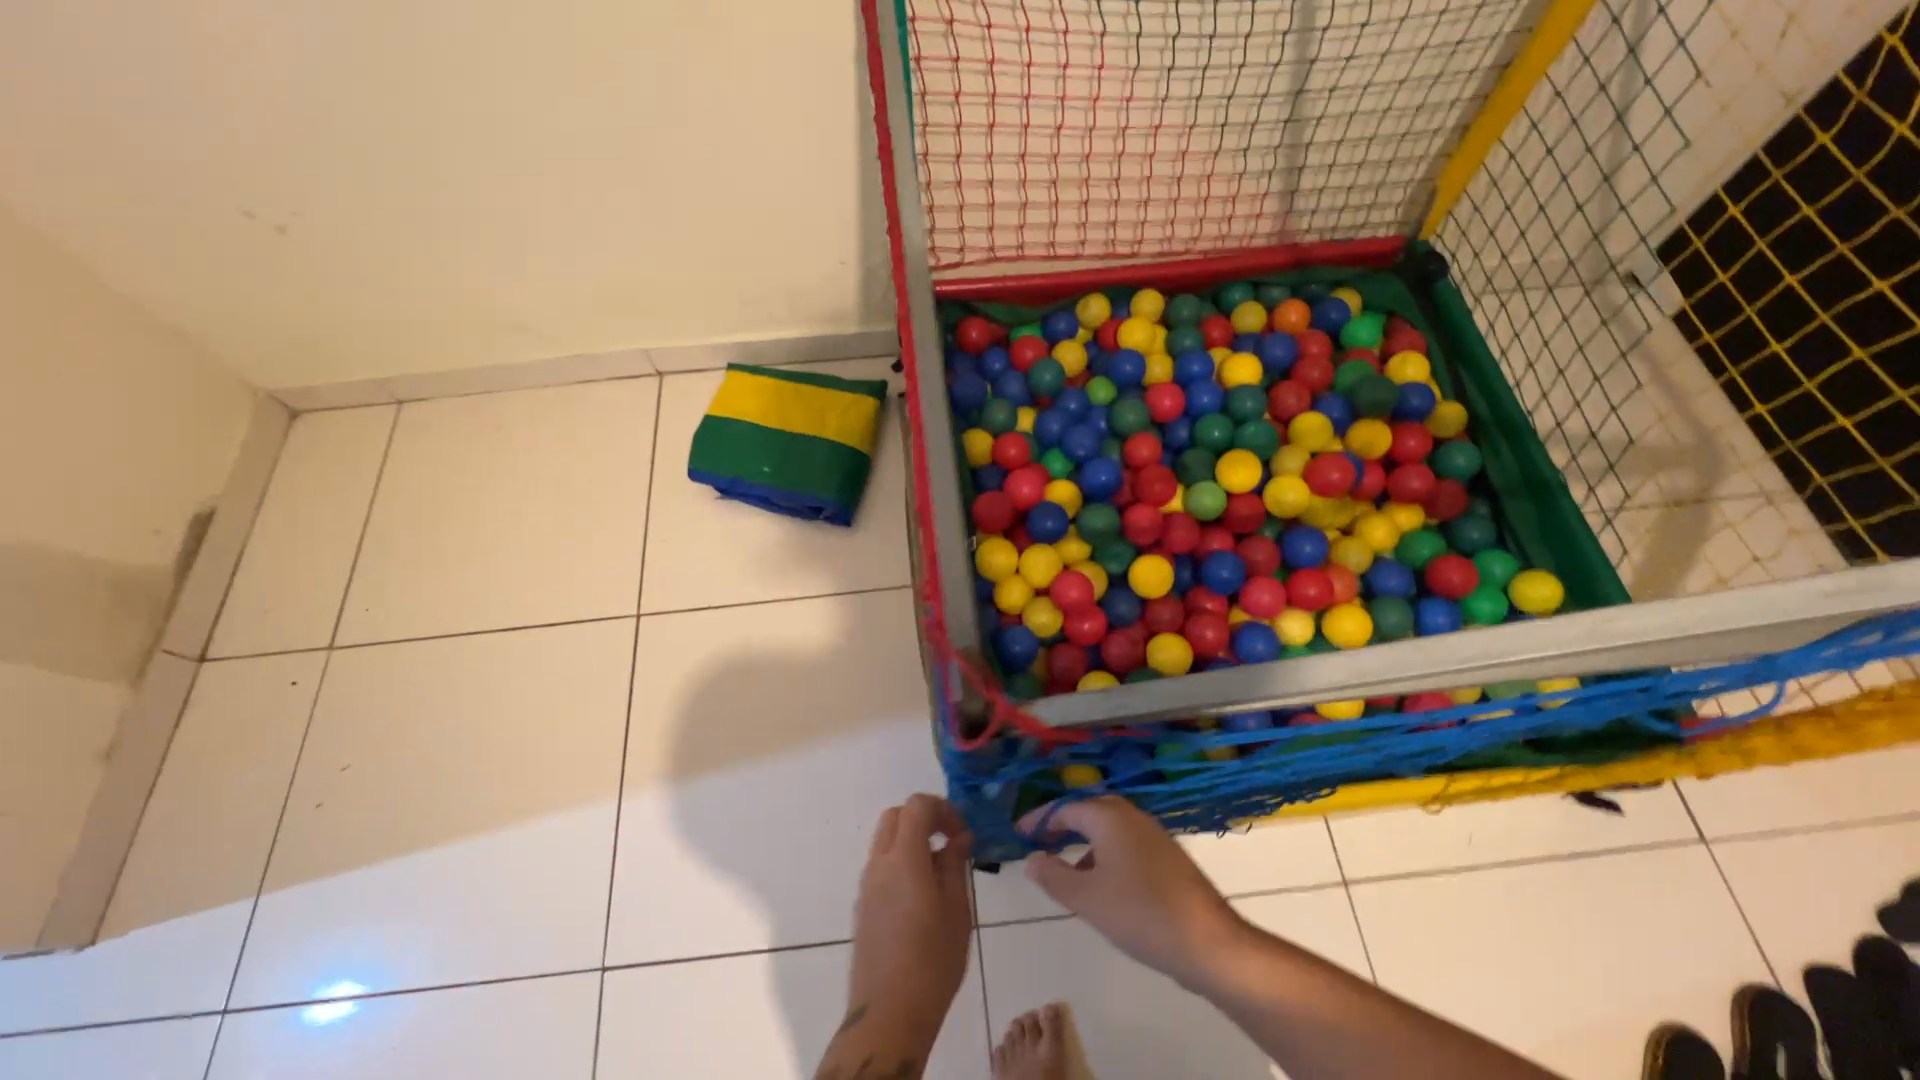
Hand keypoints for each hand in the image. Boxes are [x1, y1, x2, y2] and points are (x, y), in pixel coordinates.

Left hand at [847, 794, 973, 1044]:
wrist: (889, 1012)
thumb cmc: (933, 961)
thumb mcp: (957, 911)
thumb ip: (954, 866)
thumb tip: (959, 838)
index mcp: (903, 860)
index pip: (917, 806)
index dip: (943, 809)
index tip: (963, 834)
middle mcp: (878, 865)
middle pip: (895, 816)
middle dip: (924, 818)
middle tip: (951, 841)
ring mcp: (866, 886)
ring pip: (885, 841)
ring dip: (912, 840)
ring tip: (941, 871)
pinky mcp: (863, 906)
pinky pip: (881, 867)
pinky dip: (901, 862)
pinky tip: (923, 895)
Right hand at [1019, 796, 1246, 990]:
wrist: (1207, 941)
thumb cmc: (1139, 914)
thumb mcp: (1086, 898)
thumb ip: (1053, 875)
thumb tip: (1031, 858)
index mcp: (1109, 818)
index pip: (1065, 808)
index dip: (1040, 819)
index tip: (1019, 832)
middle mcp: (1133, 817)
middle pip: (1090, 811)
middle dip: (1064, 824)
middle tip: (1041, 842)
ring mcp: (1155, 835)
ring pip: (1111, 828)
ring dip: (1086, 841)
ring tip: (1068, 870)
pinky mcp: (1170, 857)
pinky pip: (1128, 843)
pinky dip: (1107, 853)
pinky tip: (1105, 886)